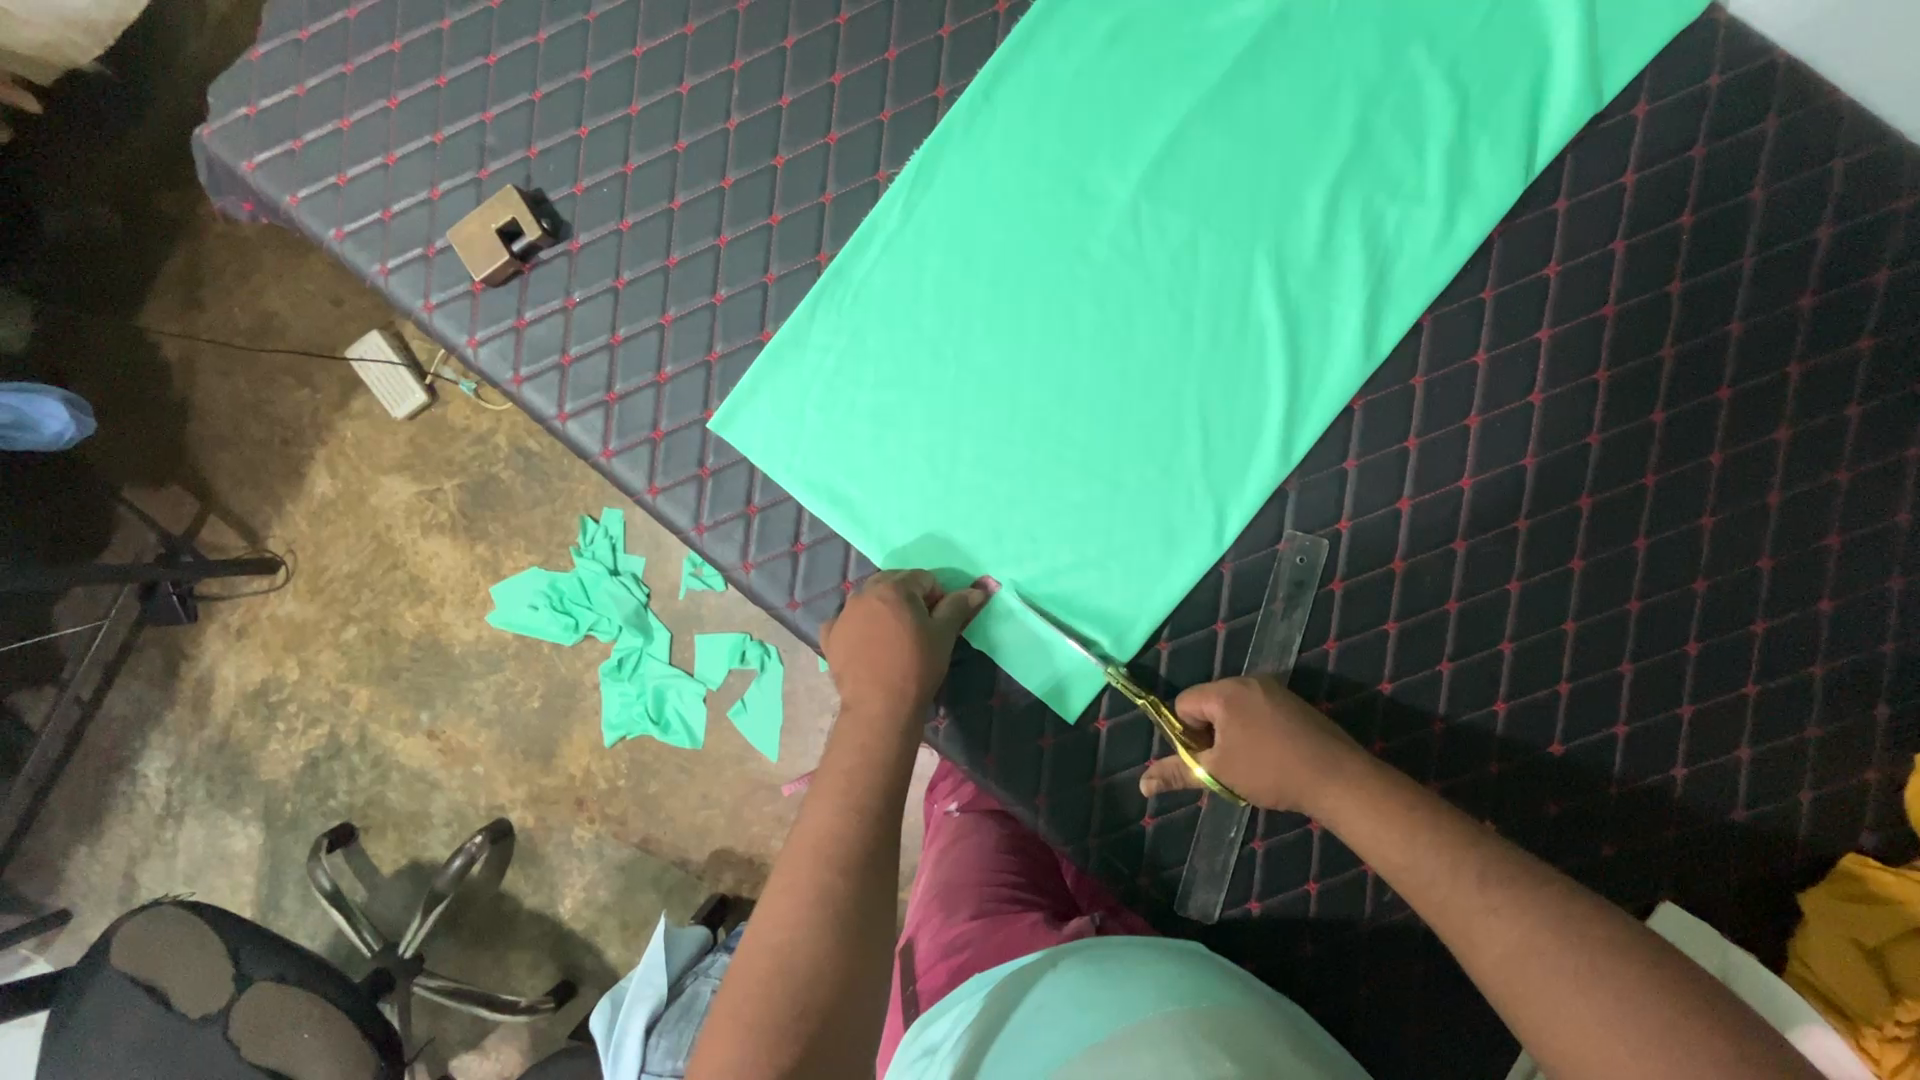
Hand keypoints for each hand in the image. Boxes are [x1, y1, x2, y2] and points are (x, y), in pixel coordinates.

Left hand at [820, 569, 987, 718]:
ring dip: (883, 609)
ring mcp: (843, 614)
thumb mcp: (944, 635)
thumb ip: (959, 606)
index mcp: (894, 587)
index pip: (924, 578)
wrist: (880, 707)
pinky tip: (866, 644)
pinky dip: (856, 626)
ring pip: (868, 600)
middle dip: (908, 598)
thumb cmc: (917, 667)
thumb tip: (980, 588)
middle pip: (893, 583)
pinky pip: (845, 621)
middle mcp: (864, 593)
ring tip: (894, 638)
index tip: (939, 622)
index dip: (937, 597)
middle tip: (919, 628)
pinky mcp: (830, 636)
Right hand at [1138, 676, 1366, 812]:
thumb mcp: (1218, 774)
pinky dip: (1256, 731)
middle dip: (1211, 734)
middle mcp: (1248, 681)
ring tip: (1252, 763)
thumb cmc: (1270, 771)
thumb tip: (1142, 785)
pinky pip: (1259, 711)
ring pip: (1235, 709)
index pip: (1184, 704)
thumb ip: (1177, 773)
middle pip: (1209, 703)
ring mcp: (1275, 689)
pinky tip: (1273, 756)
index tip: (1209, 758)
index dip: (1188, 734)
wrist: (1337, 778)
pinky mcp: (1295, 703)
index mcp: (1225, 692)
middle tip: (1229, 763)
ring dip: (1234, 734)